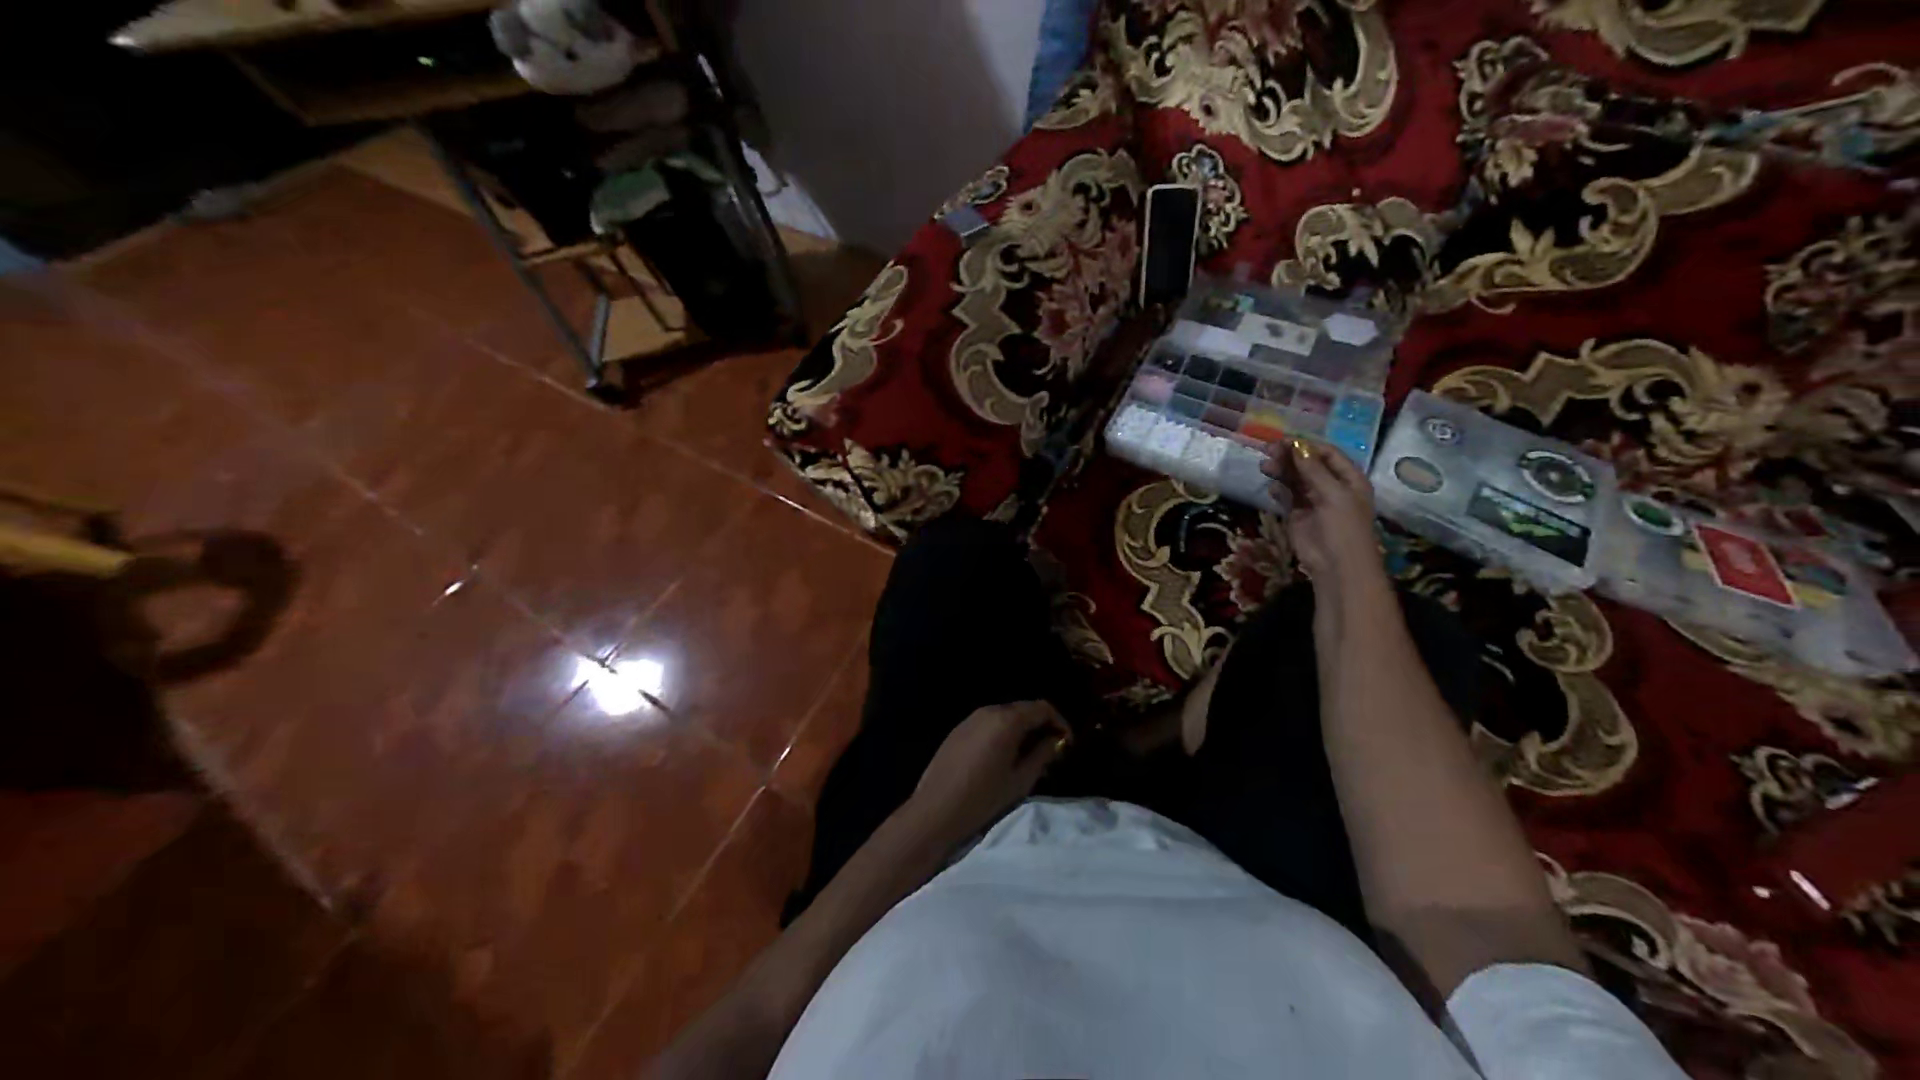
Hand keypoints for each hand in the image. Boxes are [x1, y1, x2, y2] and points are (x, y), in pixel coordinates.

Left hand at [903, 701, 1069, 849]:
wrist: (936, 810)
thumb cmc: (984, 797)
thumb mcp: (1021, 779)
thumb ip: (1042, 754)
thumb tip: (1055, 740)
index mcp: (1007, 720)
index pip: (1042, 708)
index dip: (1060, 722)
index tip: (1068, 743)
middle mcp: (989, 711)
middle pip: (1023, 709)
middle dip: (1041, 726)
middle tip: (1052, 751)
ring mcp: (970, 719)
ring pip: (1005, 716)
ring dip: (1022, 730)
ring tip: (1030, 756)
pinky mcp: (958, 730)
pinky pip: (988, 724)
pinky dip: (1003, 733)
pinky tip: (1004, 756)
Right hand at [1261, 437, 1384, 594]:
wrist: (1337, 565)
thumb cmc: (1344, 527)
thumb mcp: (1334, 495)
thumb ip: (1314, 471)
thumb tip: (1296, 447)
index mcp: (1349, 479)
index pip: (1327, 454)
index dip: (1307, 445)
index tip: (1285, 441)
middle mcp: (1332, 487)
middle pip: (1309, 465)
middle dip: (1290, 457)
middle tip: (1268, 451)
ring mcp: (1313, 501)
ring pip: (1295, 479)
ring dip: (1281, 471)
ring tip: (1265, 466)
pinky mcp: (1298, 515)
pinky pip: (1287, 497)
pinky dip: (1278, 490)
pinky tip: (1270, 486)